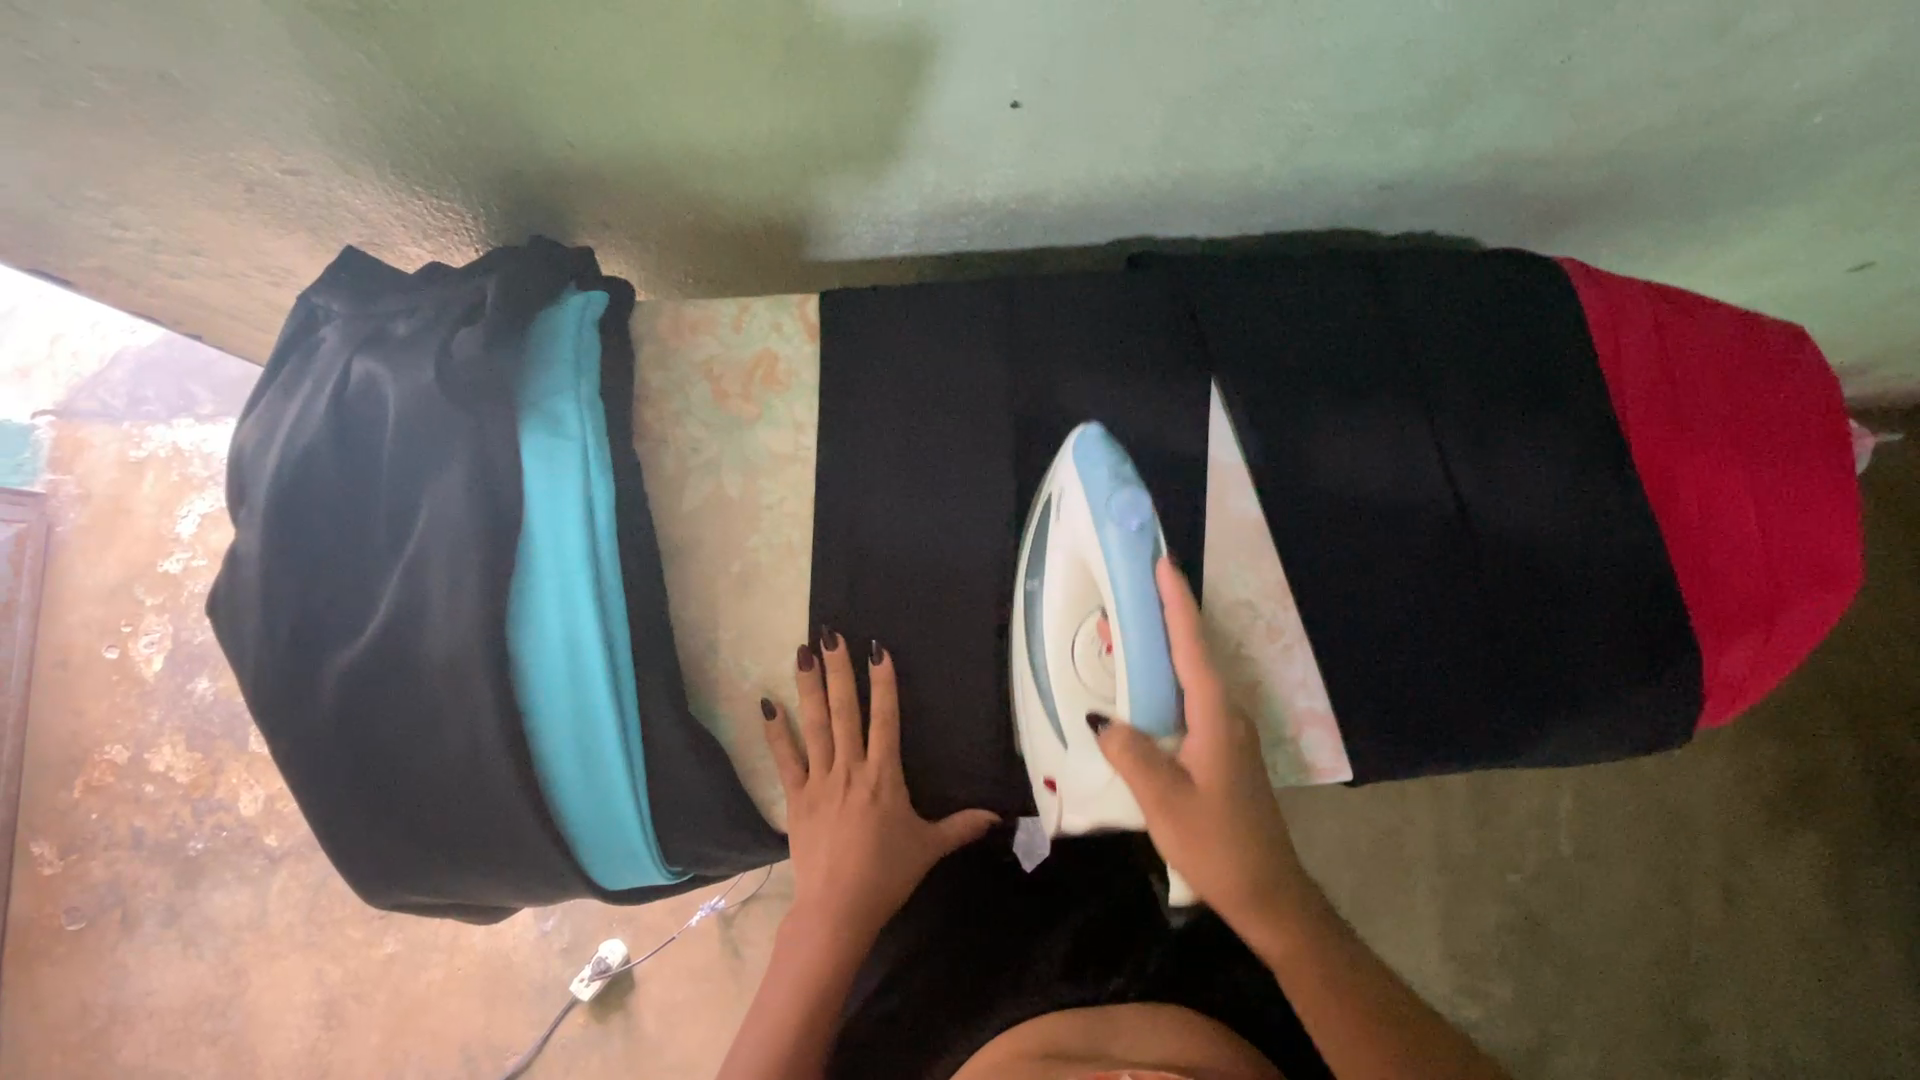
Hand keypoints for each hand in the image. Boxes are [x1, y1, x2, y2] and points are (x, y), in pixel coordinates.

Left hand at [761, 631, 998, 945]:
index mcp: (885, 776)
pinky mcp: (796, 798)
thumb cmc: (887, 875)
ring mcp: (820, 781)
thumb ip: (962, 826)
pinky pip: (785, 759)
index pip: (885, 718)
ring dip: (809, 687)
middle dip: (839, 670)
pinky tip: (766, 704)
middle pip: (845, 710)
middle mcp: (851, 769)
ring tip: (802, 651)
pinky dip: (776, 732)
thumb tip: (1000, 818)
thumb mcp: (930, 848)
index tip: (877, 649)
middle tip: (831, 633)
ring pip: (815, 725)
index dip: (882, 682)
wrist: (838, 909)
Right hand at [1091, 558, 1309, 930]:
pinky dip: (1166, 682)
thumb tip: (1100, 719)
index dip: (1176, 603)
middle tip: (1132, 590)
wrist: (1269, 892)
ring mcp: (1228, 733)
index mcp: (1214, 717)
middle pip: (1194, 653)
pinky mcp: (1224, 751)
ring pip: (1192, 678)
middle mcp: (1226, 715)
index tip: (1162, 563)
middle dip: (1166, 616)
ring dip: (1165, 649)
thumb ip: (1130, 753)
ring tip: (1130, 630)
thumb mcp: (1163, 800)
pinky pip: (1191, 701)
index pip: (1191, 646)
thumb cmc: (1216, 843)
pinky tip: (1144, 692)